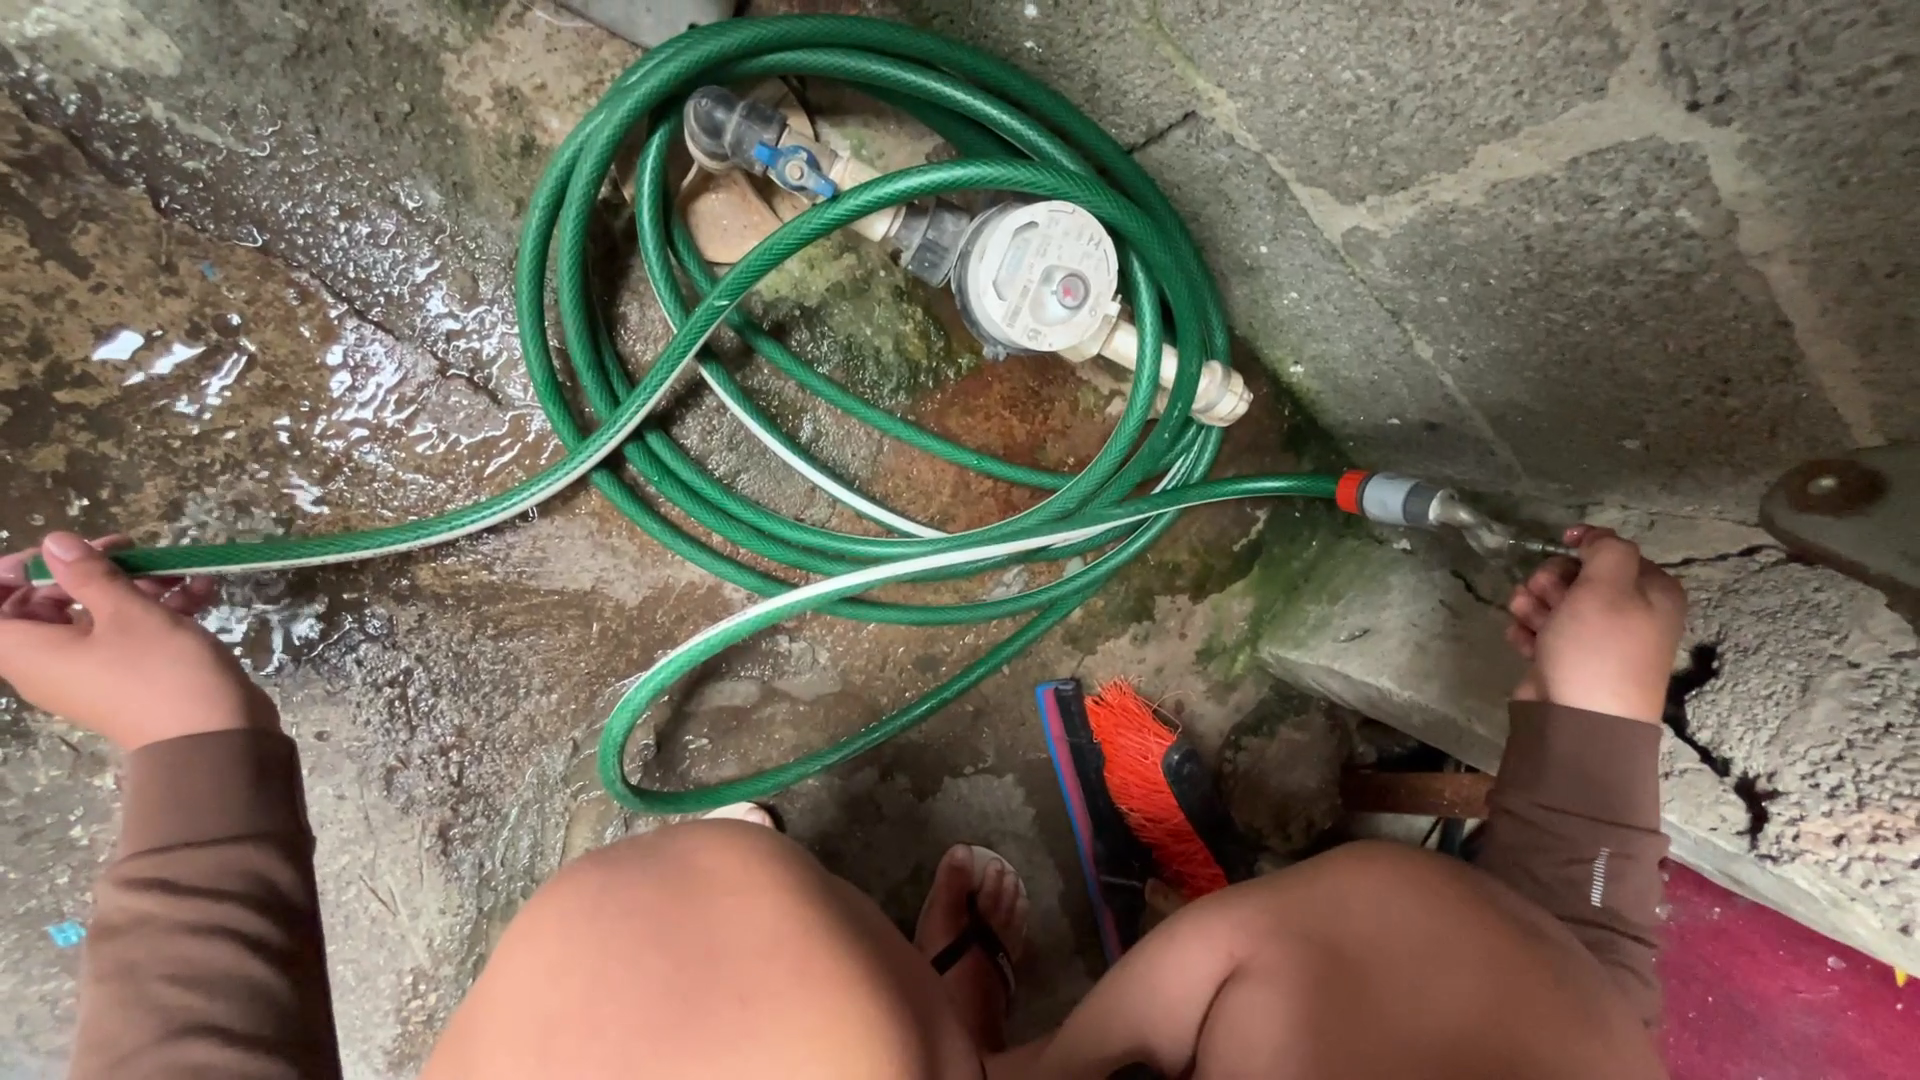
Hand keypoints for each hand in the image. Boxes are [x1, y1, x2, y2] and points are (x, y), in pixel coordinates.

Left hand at [0, 532, 272, 749]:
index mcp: (25, 649)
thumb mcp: (131, 614)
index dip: (12, 574)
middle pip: (45, 606)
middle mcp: (46, 661)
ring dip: (136, 589)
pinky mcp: (132, 675)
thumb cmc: (160, 671)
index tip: (63, 552)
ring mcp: (92, 669)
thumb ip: (90, 576)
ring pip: (97, 618)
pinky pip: (130, 635)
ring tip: (183, 572)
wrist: (212, 733)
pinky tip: (203, 592)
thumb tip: (56, 542)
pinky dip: (160, 611)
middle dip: (89, 573)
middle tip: (132, 551)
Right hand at [1505, 525, 1685, 723]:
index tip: (1559, 546)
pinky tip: (1528, 647)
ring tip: (1536, 628)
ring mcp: (1593, 635)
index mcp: (1650, 591)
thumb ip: (1606, 549)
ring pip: (1547, 600)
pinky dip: (1526, 633)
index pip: (1610, 550)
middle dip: (1548, 583)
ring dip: (1531, 608)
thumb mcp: (1608, 588)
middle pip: (1572, 574)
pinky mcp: (1564, 654)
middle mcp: (1626, 610)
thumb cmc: (1598, 649)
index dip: (1580, 547)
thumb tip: (1594, 535)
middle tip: (1549, 601)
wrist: (1580, 717)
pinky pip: (1535, 628)